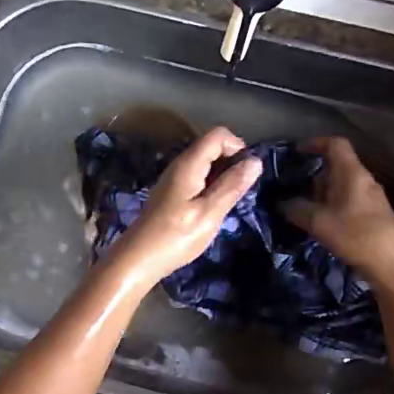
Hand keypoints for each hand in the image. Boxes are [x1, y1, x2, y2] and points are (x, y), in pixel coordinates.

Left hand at [107, 126, 261, 287]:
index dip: (238, 147)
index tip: (247, 173)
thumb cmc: (175, 237)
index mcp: (188, 164)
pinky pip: (197, 178)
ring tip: (228, 202)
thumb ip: (232, 186)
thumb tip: (256, 161)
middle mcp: (179, 165)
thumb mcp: (209, 214)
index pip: (218, 135)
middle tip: (240, 192)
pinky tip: (212, 209)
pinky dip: (210, 187)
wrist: (137, 259)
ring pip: (205, 164)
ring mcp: (174, 179)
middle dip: (232, 162)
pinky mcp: (172, 194)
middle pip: (211, 147)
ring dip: (222, 176)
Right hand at [284, 136, 393, 282]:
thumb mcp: (317, 221)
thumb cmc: (353, 233)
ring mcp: (372, 197)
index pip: (335, 144)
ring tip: (307, 209)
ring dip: (324, 193)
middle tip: (297, 188)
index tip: (298, 151)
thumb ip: (296, 209)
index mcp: (351, 172)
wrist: (391, 262)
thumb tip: (281, 203)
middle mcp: (364, 179)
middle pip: (338, 166)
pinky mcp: (375, 214)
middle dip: (316, 175)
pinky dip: (334, 205)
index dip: (316, 143)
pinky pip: (350, 201)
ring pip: (343, 185)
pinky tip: (324, 224)